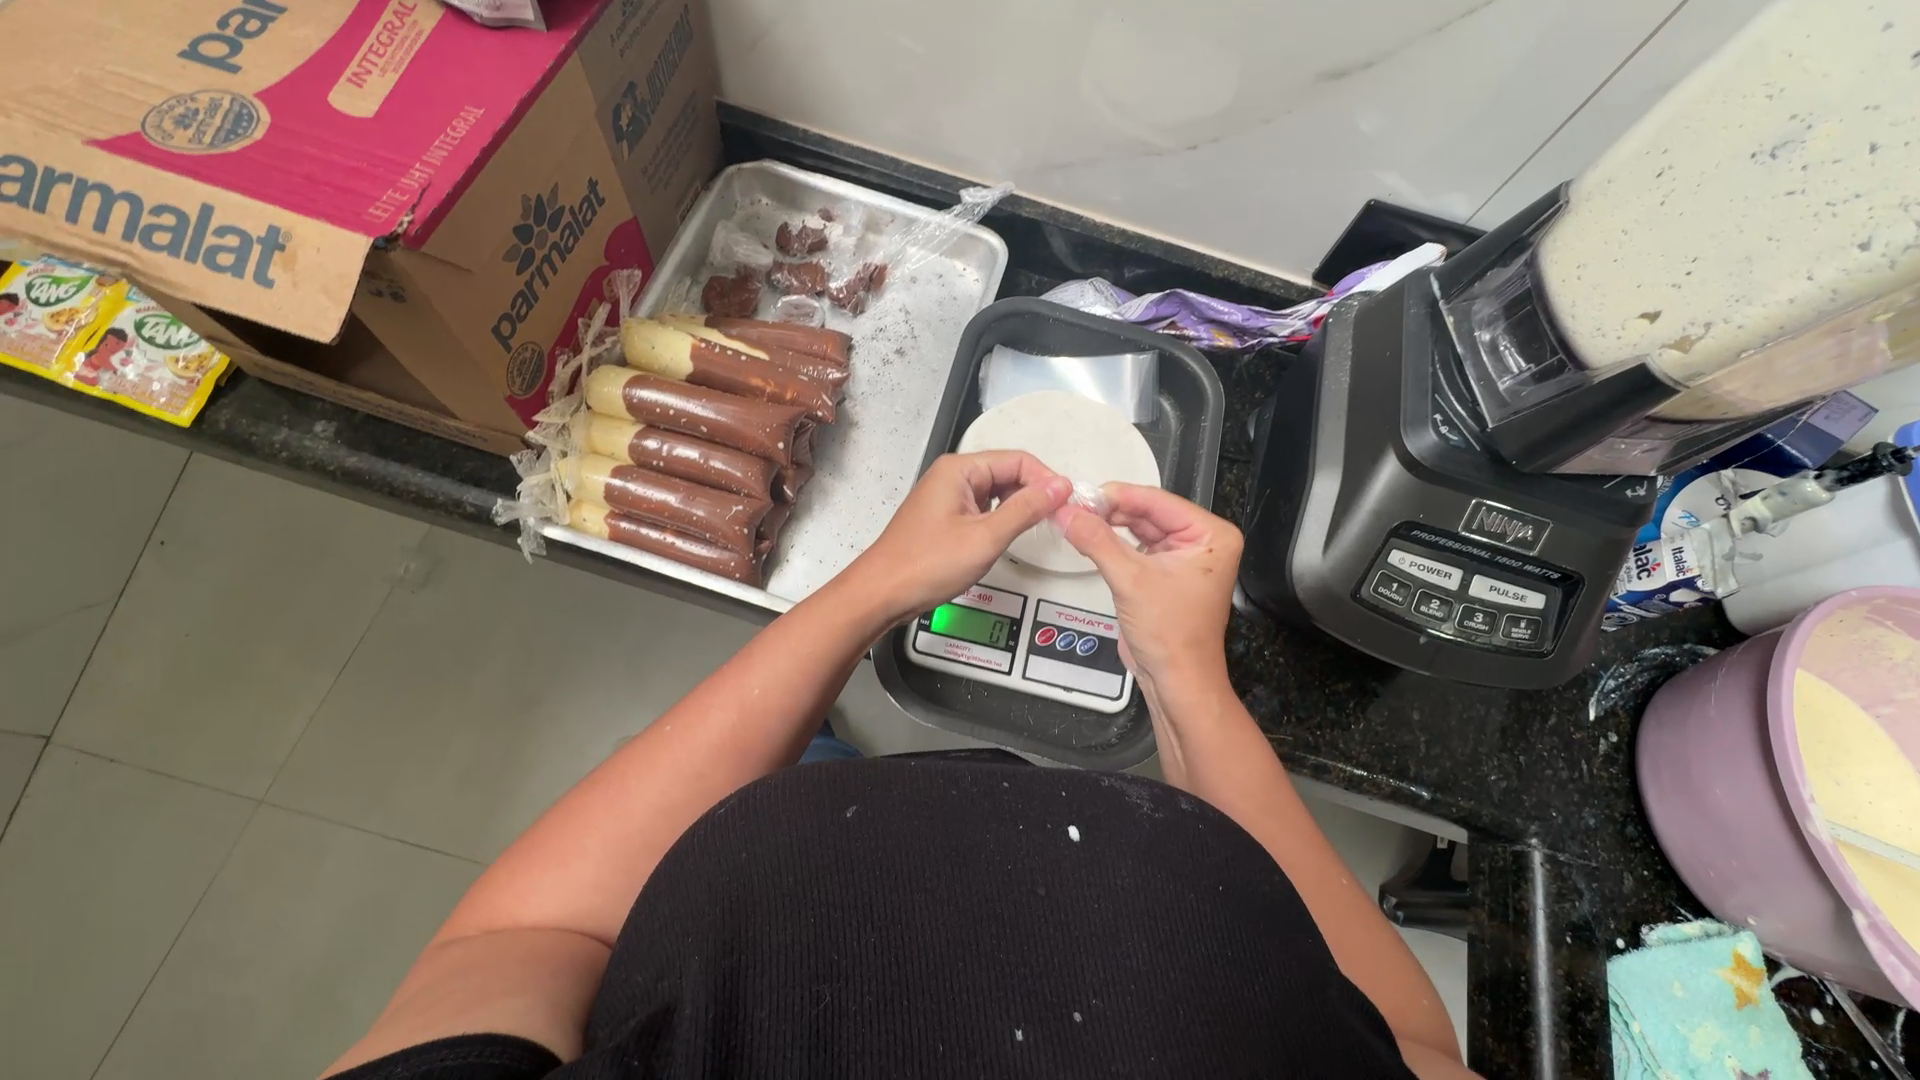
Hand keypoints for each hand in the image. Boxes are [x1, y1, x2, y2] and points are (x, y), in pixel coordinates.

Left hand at [845, 451, 1071, 621]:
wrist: (882, 593)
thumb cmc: (926, 565)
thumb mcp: (985, 537)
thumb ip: (1026, 509)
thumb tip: (1059, 487)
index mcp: (959, 470)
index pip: (1018, 460)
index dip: (1047, 480)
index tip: (1068, 503)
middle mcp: (952, 476)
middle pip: (1008, 473)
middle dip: (1035, 492)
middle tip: (1059, 518)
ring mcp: (947, 497)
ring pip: (997, 492)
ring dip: (1020, 507)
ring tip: (1041, 527)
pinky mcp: (946, 518)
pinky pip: (983, 509)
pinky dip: (1002, 519)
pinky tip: (1011, 536)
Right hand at [1062, 484, 1241, 696]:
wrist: (1177, 681)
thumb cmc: (1173, 637)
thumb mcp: (1131, 580)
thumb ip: (1097, 541)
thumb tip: (1068, 513)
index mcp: (1211, 536)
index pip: (1157, 501)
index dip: (1117, 496)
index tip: (1082, 495)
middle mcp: (1201, 542)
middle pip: (1147, 512)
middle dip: (1109, 510)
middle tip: (1073, 507)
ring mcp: (1182, 558)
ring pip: (1138, 528)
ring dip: (1107, 525)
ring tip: (1075, 519)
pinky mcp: (1163, 573)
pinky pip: (1135, 547)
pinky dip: (1111, 543)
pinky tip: (1089, 537)